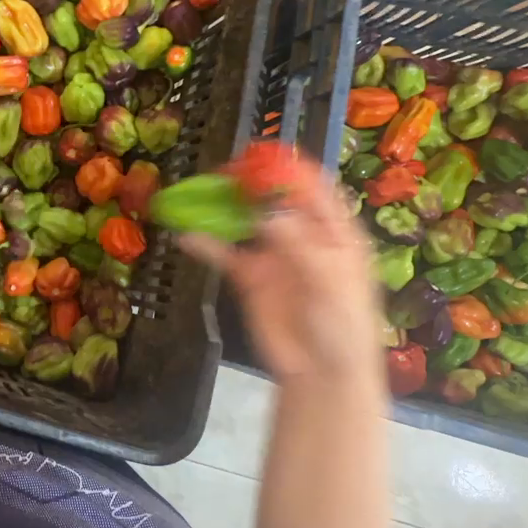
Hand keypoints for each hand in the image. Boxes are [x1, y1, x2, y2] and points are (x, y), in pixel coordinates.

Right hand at [179, 162, 382, 396]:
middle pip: (272, 200)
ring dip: (222, 208)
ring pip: (243, 222)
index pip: (314, 190)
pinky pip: (222, 254)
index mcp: (334, 234)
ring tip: (196, 193)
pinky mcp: (248, 276)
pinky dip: (204, 243)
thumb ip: (298, 246)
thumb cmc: (342, 326)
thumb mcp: (328, 283)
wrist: (320, 372)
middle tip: (223, 170)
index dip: (291, 170)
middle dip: (250, 183)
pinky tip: (185, 235)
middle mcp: (301, 237)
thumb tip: (267, 212)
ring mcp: (272, 255)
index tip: (263, 155)